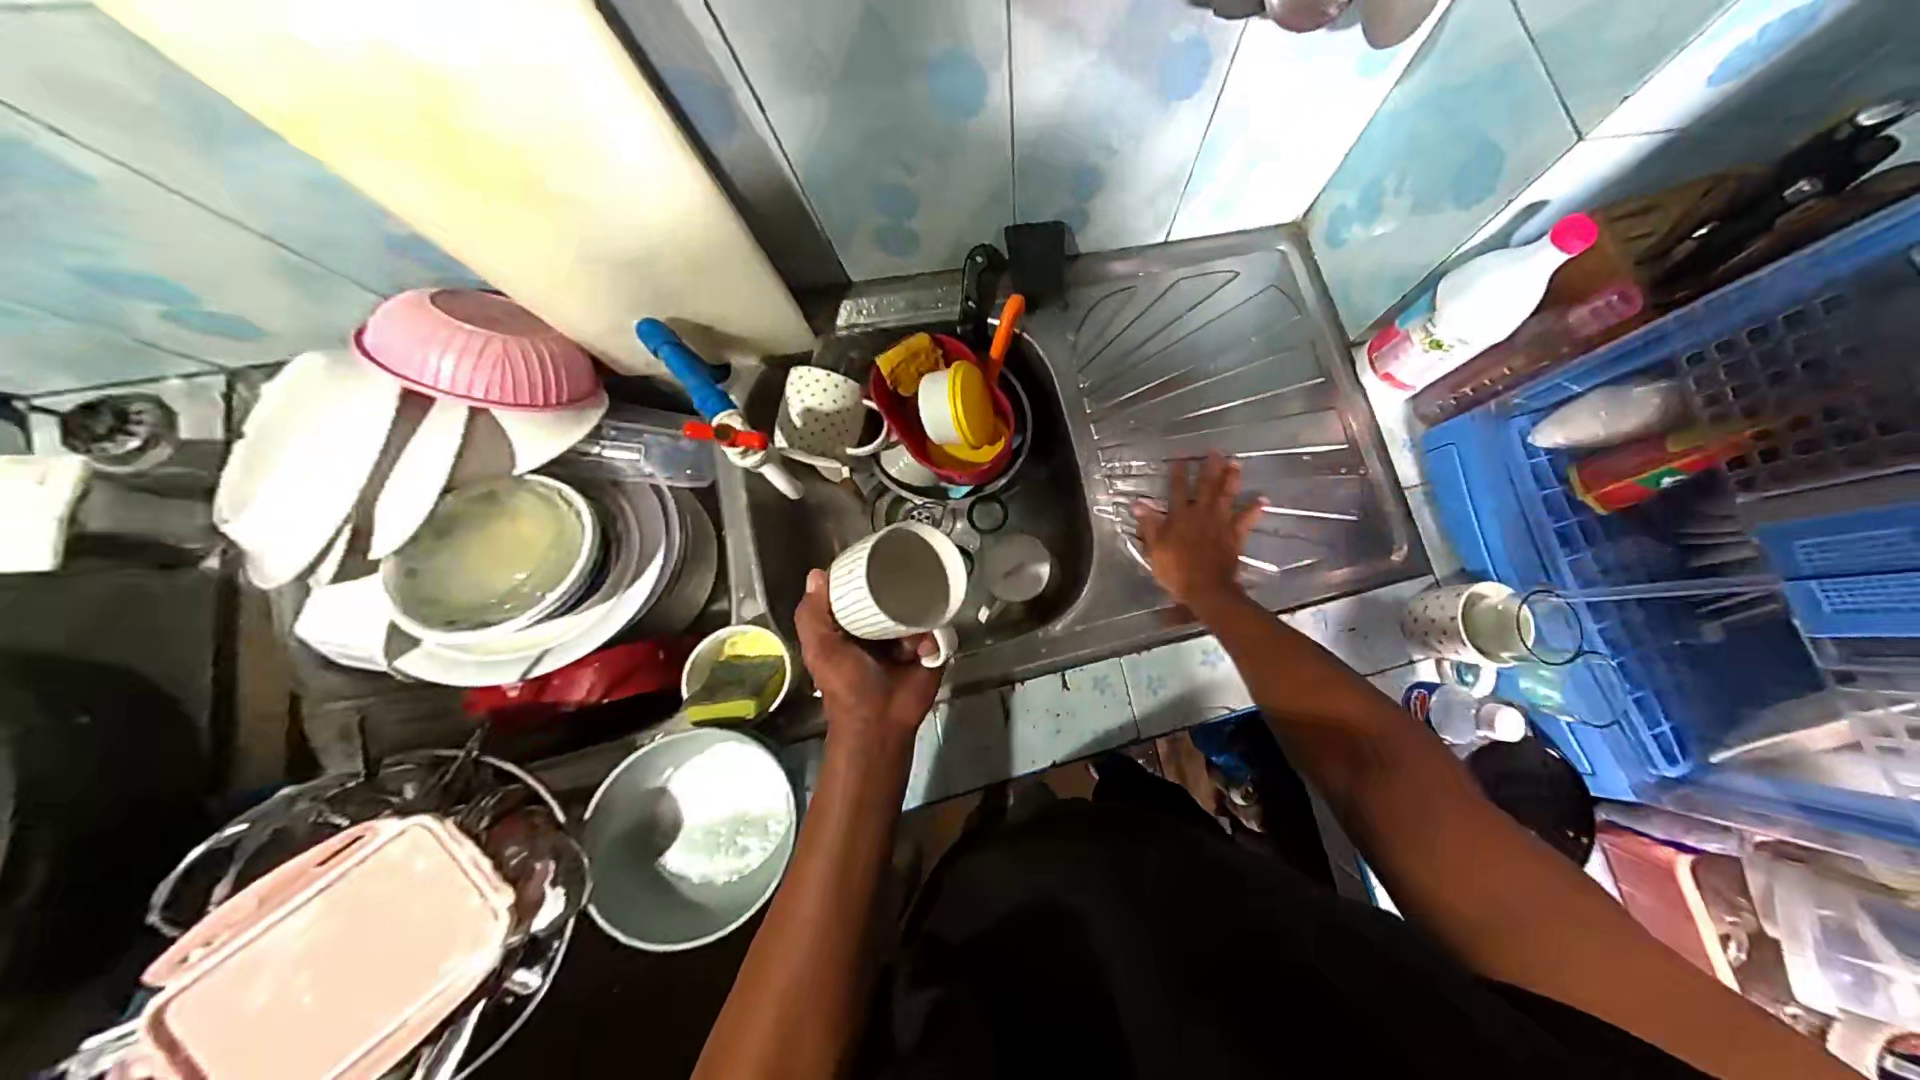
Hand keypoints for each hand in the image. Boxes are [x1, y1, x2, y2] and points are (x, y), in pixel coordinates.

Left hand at [794, 568, 943, 745]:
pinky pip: (936, 632)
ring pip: (918, 613)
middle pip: (894, 598)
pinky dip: (930, 639)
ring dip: (915, 620)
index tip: (874, 561)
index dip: (864, 578)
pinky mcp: (930, 651)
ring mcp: (908, 639)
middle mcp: (881, 629)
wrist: (879, 721)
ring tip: (908, 640)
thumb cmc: (845, 684)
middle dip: (898, 595)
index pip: (860, 592)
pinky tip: (920, 651)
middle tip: (901, 596)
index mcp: (852, 626)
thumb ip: (811, 614)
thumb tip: (816, 574)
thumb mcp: (819, 648)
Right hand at [1133, 453, 1263, 613]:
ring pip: (1227, 496)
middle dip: (1210, 468)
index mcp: (1179, 517)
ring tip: (1236, 463)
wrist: (1206, 588)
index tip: (1181, 457)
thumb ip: (1149, 525)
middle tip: (1215, 451)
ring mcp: (1220, 524)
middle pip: (1206, 486)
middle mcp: (1201, 514)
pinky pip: (1246, 520)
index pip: (1177, 489)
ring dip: (1232, 479)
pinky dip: (1254, 510)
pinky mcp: (1235, 536)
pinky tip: (1262, 499)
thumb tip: (1138, 504)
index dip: (1178, 473)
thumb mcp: (1154, 549)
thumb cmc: (1176, 570)